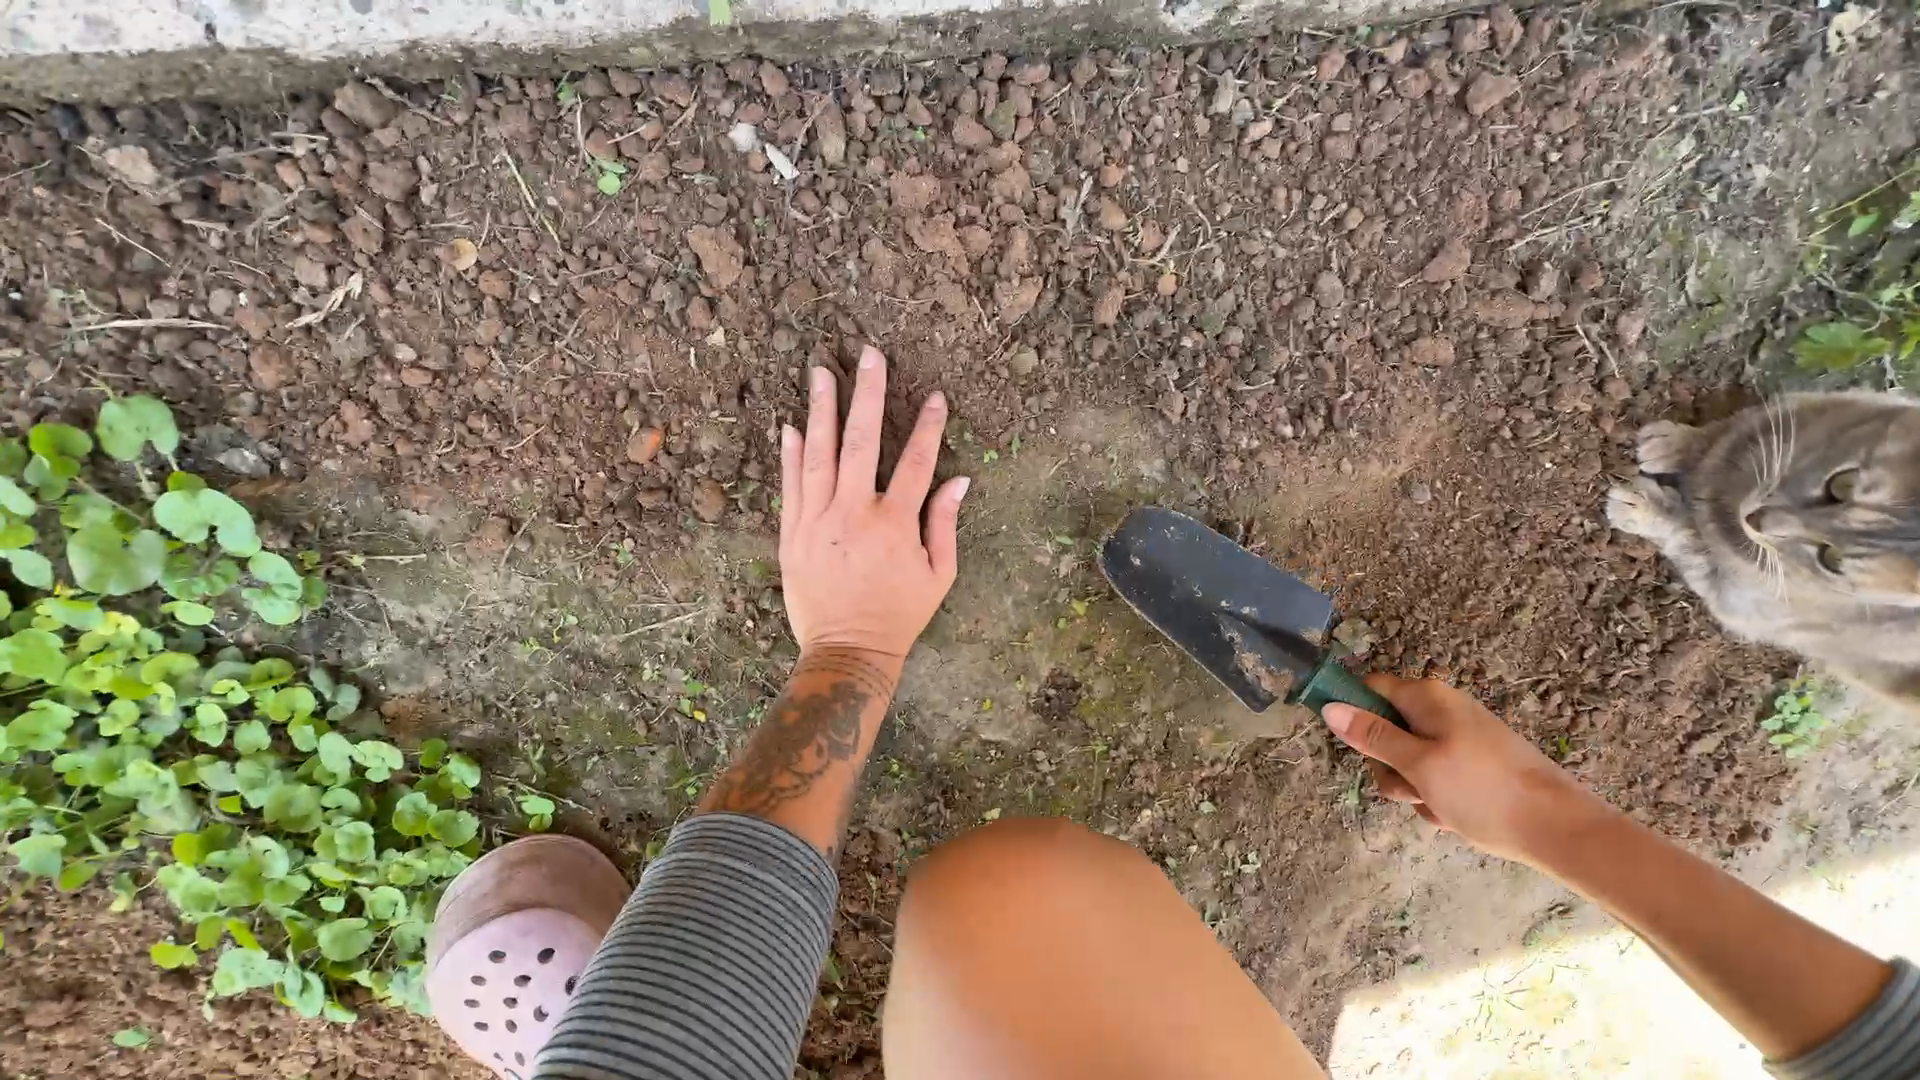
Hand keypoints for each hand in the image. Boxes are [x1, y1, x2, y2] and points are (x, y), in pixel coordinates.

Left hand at [779, 345, 968, 670]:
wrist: (847, 650)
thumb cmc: (899, 614)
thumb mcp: (938, 575)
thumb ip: (945, 524)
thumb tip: (959, 480)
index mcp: (894, 523)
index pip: (917, 461)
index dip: (928, 426)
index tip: (935, 396)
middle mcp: (854, 513)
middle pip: (862, 441)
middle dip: (868, 394)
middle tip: (869, 355)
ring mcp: (818, 521)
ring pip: (819, 454)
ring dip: (822, 410)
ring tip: (822, 372)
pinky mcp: (792, 534)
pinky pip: (791, 486)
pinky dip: (790, 454)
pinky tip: (792, 424)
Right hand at [1320, 675, 1616, 866]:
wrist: (1562, 832)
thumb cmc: (1484, 791)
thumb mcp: (1418, 764)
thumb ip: (1371, 736)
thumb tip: (1328, 707)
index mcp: (1427, 697)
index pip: (1368, 688)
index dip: (1352, 711)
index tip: (1350, 744)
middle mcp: (1441, 710)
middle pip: (1385, 729)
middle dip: (1388, 764)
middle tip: (1410, 786)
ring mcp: (1458, 738)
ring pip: (1407, 759)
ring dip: (1412, 787)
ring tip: (1438, 806)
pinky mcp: (1471, 764)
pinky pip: (1434, 775)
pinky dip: (1436, 796)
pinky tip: (1455, 815)